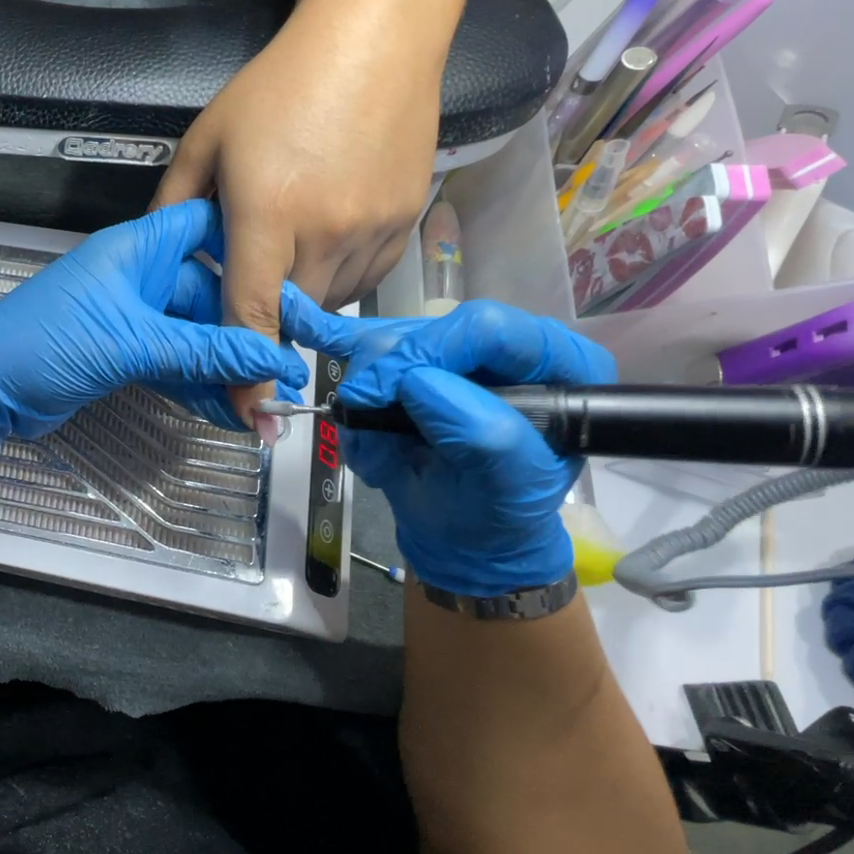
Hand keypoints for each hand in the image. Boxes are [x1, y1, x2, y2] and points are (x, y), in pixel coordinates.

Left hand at [0, 200, 310, 472]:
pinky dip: (199, 387)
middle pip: (211, 295)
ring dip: (226, 373)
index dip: (251, 250)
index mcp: (135, 249)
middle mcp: (137, 277)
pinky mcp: (124, 353)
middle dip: (246, 337)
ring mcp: (131, 317)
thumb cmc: (37, 345)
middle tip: (286, 372)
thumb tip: (270, 359)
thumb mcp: (130, 343)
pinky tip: (227, 412)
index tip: (293, 283)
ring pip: (196, 337)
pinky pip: (176, 364)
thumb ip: (203, 351)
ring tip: (261, 409)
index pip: (207, 229)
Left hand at [153, 0, 436, 421]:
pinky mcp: (409, 220)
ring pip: (334, 302)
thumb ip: (174, 206)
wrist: (379, 37)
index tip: (246, 409)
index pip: (251, 311)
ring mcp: (375, 228)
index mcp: (268, 215)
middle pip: (294, 317)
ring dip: (304, 304)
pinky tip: (320, 249)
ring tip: (284, 267)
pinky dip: (339, 280)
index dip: (246, 366)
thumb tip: (161, 252)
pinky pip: (368, 278)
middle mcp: (327, 232)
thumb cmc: (277, 86)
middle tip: (250, 323)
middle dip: (270, 330)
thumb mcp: (204, 142)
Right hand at [281, 295, 617, 596]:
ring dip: (360, 391)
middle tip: (360, 412)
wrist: (458, 534)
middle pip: (426, 330)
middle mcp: (500, 349)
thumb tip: (415, 380)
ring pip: (383, 341)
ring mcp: (445, 354)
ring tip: (367, 443)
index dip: (428, 352)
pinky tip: (299, 319)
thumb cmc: (495, 514)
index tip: (382, 392)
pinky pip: (358, 338)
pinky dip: (327, 332)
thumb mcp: (506, 484)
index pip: (486, 329)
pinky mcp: (403, 364)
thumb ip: (481, 432)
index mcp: (554, 366)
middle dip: (383, 374)